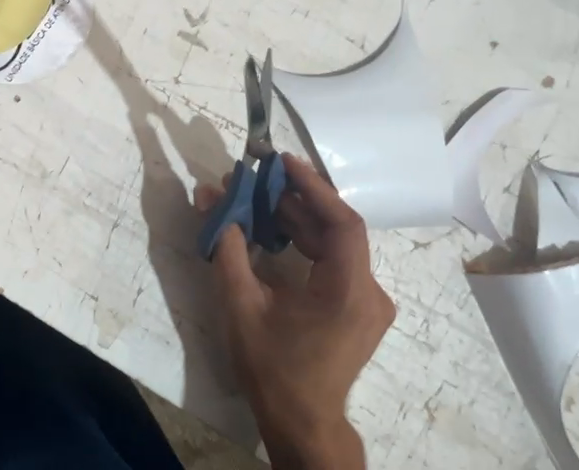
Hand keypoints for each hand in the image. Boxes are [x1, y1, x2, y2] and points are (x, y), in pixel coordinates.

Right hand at [196, 153, 394, 469]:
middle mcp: (369, 292)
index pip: (342, 224)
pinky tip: (271, 231)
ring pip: (334, 244)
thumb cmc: (270, 361)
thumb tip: (210, 196)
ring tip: (254, 199)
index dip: (313, 187)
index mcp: (349, 290)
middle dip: (295, 199)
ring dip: (296, 219)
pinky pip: (333, 261)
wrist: (300, 417)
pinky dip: (303, 240)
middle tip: (253, 177)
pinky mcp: (355, 308)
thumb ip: (226, 245)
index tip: (281, 160)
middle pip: (338, 230)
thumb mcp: (239, 300)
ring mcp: (366, 302)